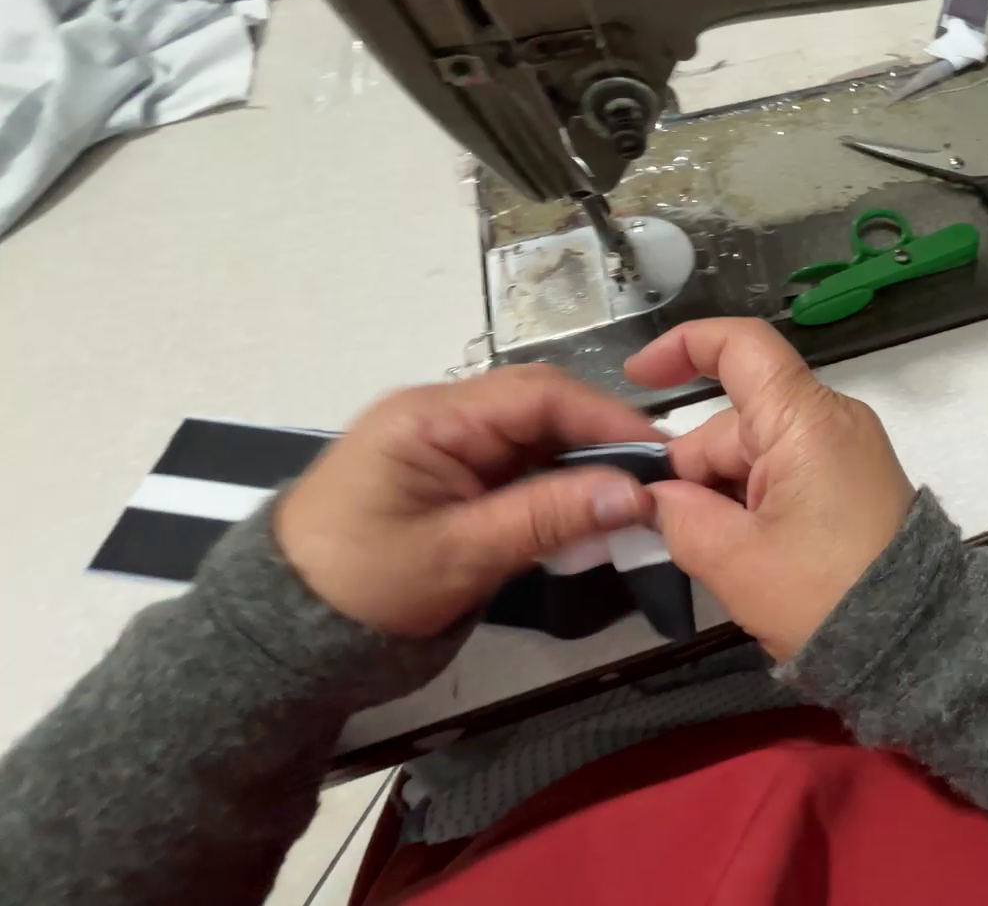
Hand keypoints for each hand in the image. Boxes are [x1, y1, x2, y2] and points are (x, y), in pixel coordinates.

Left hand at [276, 365, 664, 637]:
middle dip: (606, 439)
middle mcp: (446, 413)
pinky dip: (566, 483)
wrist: (282, 639)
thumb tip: (637, 494)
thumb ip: (550, 517)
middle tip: (657, 479)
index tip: (661, 455)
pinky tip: (593, 509)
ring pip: (545, 435)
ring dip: (590, 463)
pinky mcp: (462, 470)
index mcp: (431, 416)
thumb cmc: (359, 590)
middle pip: (548, 408)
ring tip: (633, 496)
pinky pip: (530, 462)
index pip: (540, 393)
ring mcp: (454, 441)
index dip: (608, 417)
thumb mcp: (459, 554)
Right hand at [624, 319, 913, 660]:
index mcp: (806, 420)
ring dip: (724, 494)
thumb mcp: (736, 560)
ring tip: (720, 555)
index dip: (684, 346)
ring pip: (758, 451)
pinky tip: (746, 548)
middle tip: (671, 535)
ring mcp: (847, 449)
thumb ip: (681, 518)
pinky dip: (756, 500)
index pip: (743, 346)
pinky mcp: (854, 478)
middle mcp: (832, 419)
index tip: (636, 378)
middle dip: (694, 469)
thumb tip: (658, 497)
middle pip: (738, 420)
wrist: (916, 639)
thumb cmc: (825, 593)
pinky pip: (788, 471)